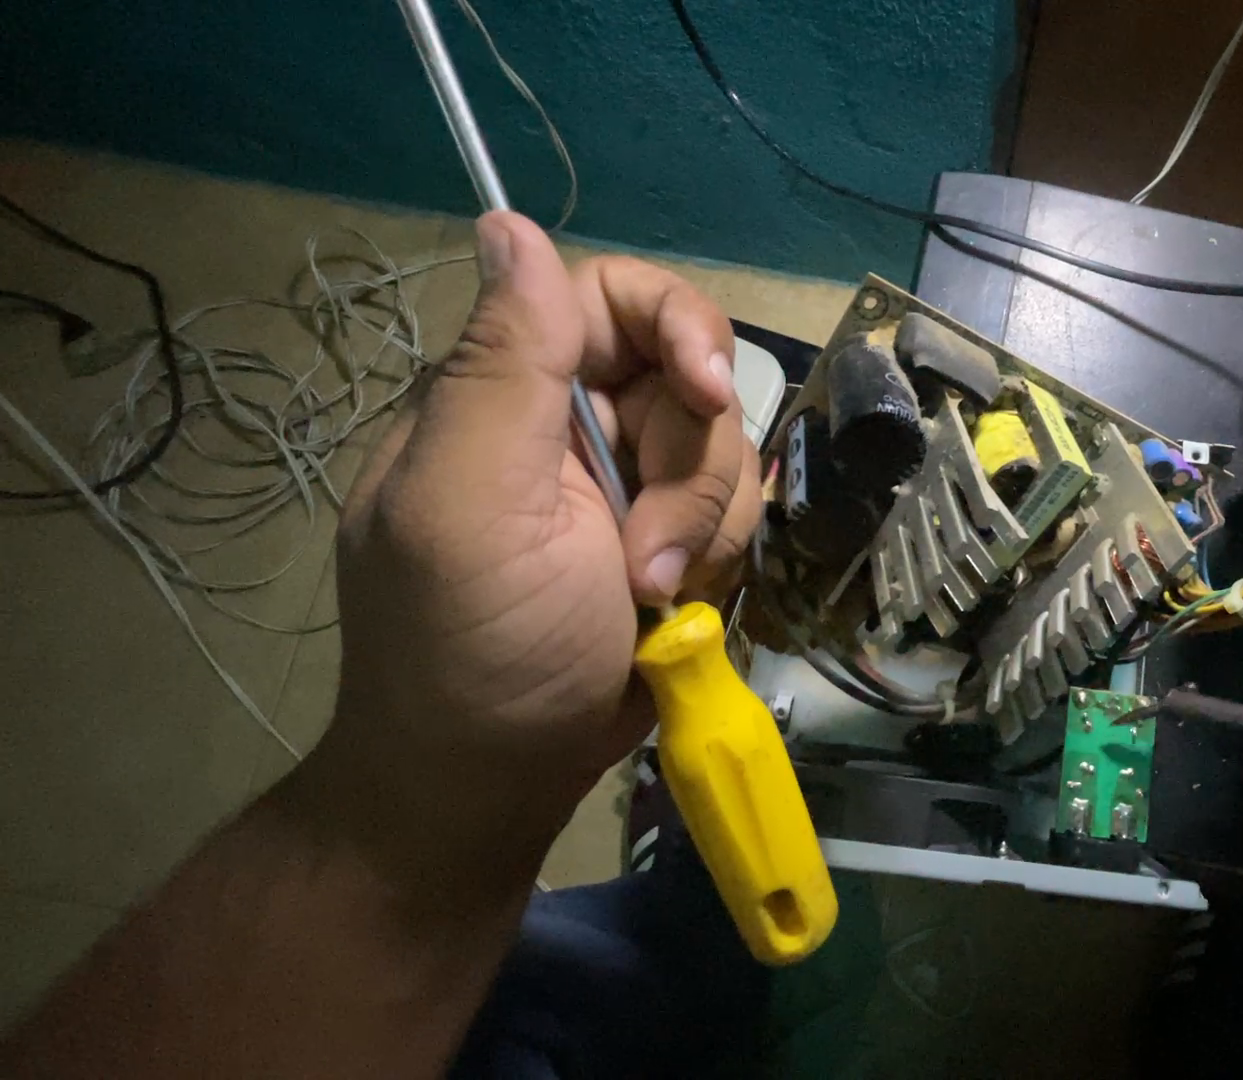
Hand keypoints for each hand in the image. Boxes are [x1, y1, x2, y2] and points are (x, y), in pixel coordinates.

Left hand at [304, 211, 761, 891]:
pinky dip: (712, 563)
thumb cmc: (474, 647)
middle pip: (694, 387)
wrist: (500, 778)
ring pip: (727, 458)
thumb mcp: (475, 505)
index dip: (680, 328)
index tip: (708, 393)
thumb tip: (507, 221)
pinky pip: (733, 517)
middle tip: (646, 560)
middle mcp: (577, 424)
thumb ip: (499, 367)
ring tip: (651, 600)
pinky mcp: (673, 539)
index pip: (617, 299)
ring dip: (701, 534)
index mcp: (511, 394)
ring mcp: (633, 486)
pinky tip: (670, 611)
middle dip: (691, 475)